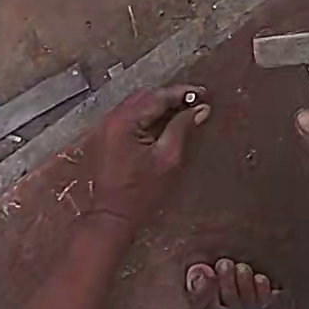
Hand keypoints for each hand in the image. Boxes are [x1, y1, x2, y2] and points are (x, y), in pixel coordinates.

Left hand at [89, 85, 210, 227]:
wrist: (112, 215)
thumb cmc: (141, 192)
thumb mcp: (168, 159)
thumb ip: (182, 128)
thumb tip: (200, 109)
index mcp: (125, 122)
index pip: (157, 96)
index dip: (182, 93)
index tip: (203, 94)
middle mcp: (111, 118)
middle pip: (145, 96)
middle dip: (171, 96)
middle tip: (196, 101)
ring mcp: (106, 126)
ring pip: (137, 104)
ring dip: (160, 104)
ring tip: (184, 110)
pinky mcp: (106, 136)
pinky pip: (129, 115)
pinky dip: (148, 115)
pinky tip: (165, 122)